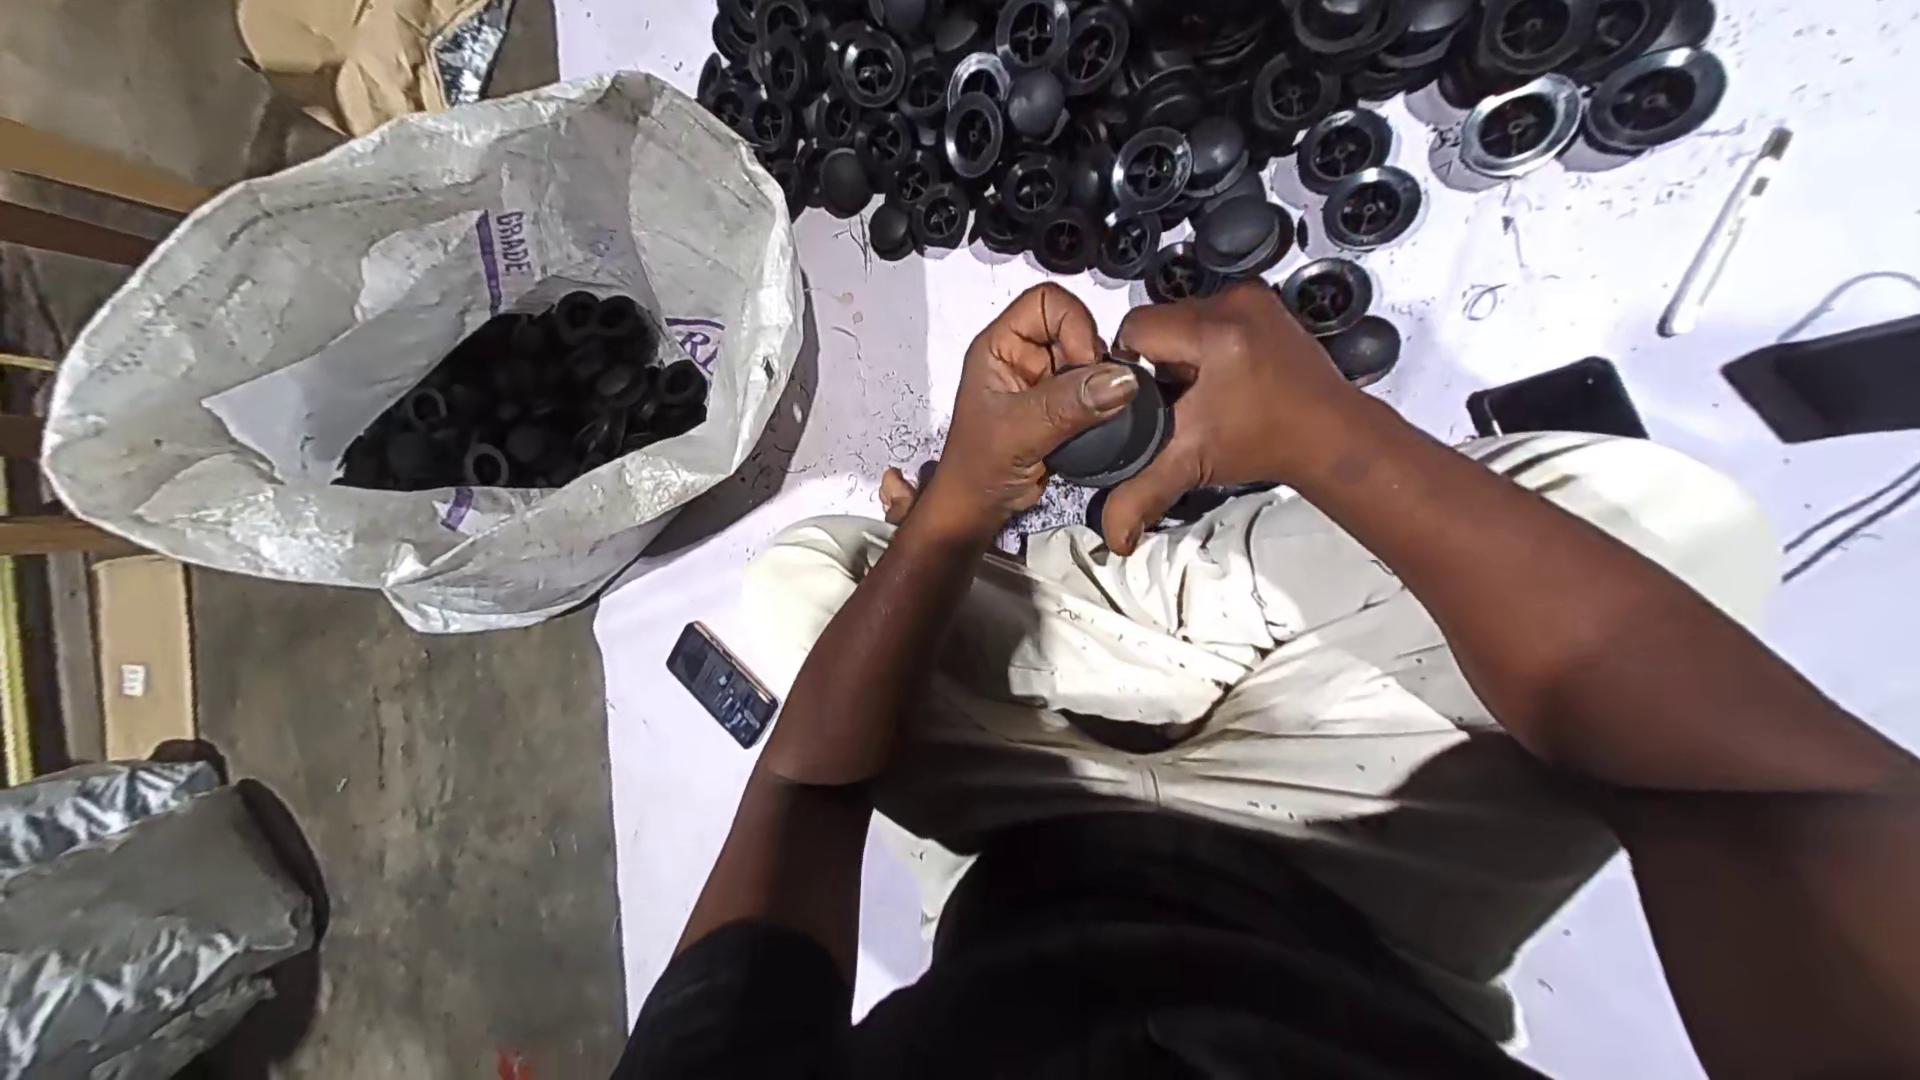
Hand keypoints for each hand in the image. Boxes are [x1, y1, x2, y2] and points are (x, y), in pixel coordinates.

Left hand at [909, 283, 1139, 539]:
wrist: (979, 509)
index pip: (1046, 302)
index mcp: (1000, 347)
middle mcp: (1023, 357)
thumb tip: (1120, 380)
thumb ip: (1067, 405)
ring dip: (1101, 383)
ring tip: (1097, 412)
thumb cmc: (978, 468)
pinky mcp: (1062, 408)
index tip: (1084, 364)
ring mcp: (1044, 383)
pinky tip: (1100, 422)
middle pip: (1075, 328)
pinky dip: (1104, 403)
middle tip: (1098, 393)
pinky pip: (1095, 391)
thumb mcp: (1019, 432)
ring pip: (1089, 361)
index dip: (1073, 324)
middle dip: (1091, 358)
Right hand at [1100, 281, 1369, 553]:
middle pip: (1157, 321)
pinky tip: (1214, 376)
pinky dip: (1202, 345)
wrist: (1327, 436)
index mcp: (1216, 333)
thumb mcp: (1190, 465)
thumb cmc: (1269, 442)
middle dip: (1154, 362)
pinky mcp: (1263, 306)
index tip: (1144, 396)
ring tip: (1195, 389)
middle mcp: (1236, 304)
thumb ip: (1143, 495)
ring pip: (1181, 318)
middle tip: (1174, 399)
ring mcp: (1253, 301)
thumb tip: (1113, 535)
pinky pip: (1208, 317)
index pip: (1134, 328)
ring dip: (1177, 354)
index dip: (1127, 366)